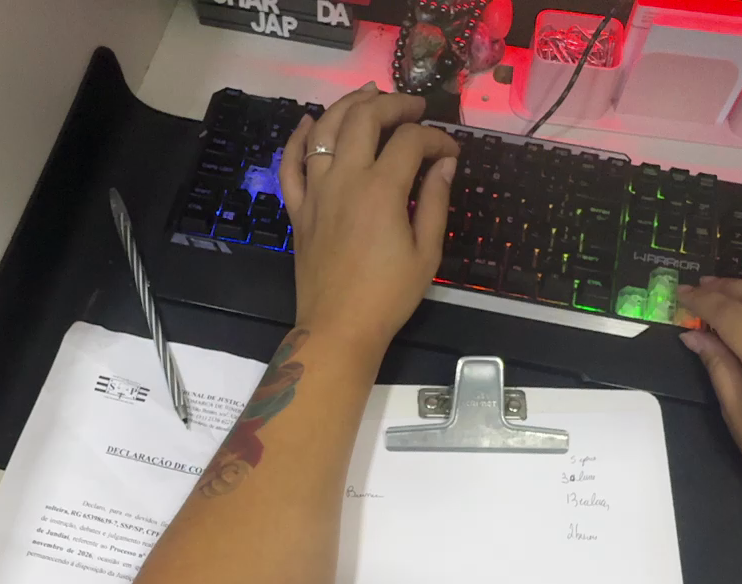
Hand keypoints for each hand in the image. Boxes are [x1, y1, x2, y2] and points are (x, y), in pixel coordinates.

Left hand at [279, 84, 458, 351]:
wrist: (338, 329)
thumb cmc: (387, 298)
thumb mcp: (426, 255)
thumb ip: (435, 203)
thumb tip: (445, 165)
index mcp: (382, 190)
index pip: (411, 141)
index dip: (436, 138)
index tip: (450, 152)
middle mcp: (345, 179)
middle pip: (366, 118)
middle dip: (394, 104)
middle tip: (414, 109)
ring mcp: (316, 192)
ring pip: (326, 129)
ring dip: (349, 104)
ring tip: (369, 95)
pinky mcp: (299, 210)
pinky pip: (291, 165)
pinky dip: (298, 139)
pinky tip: (309, 123)